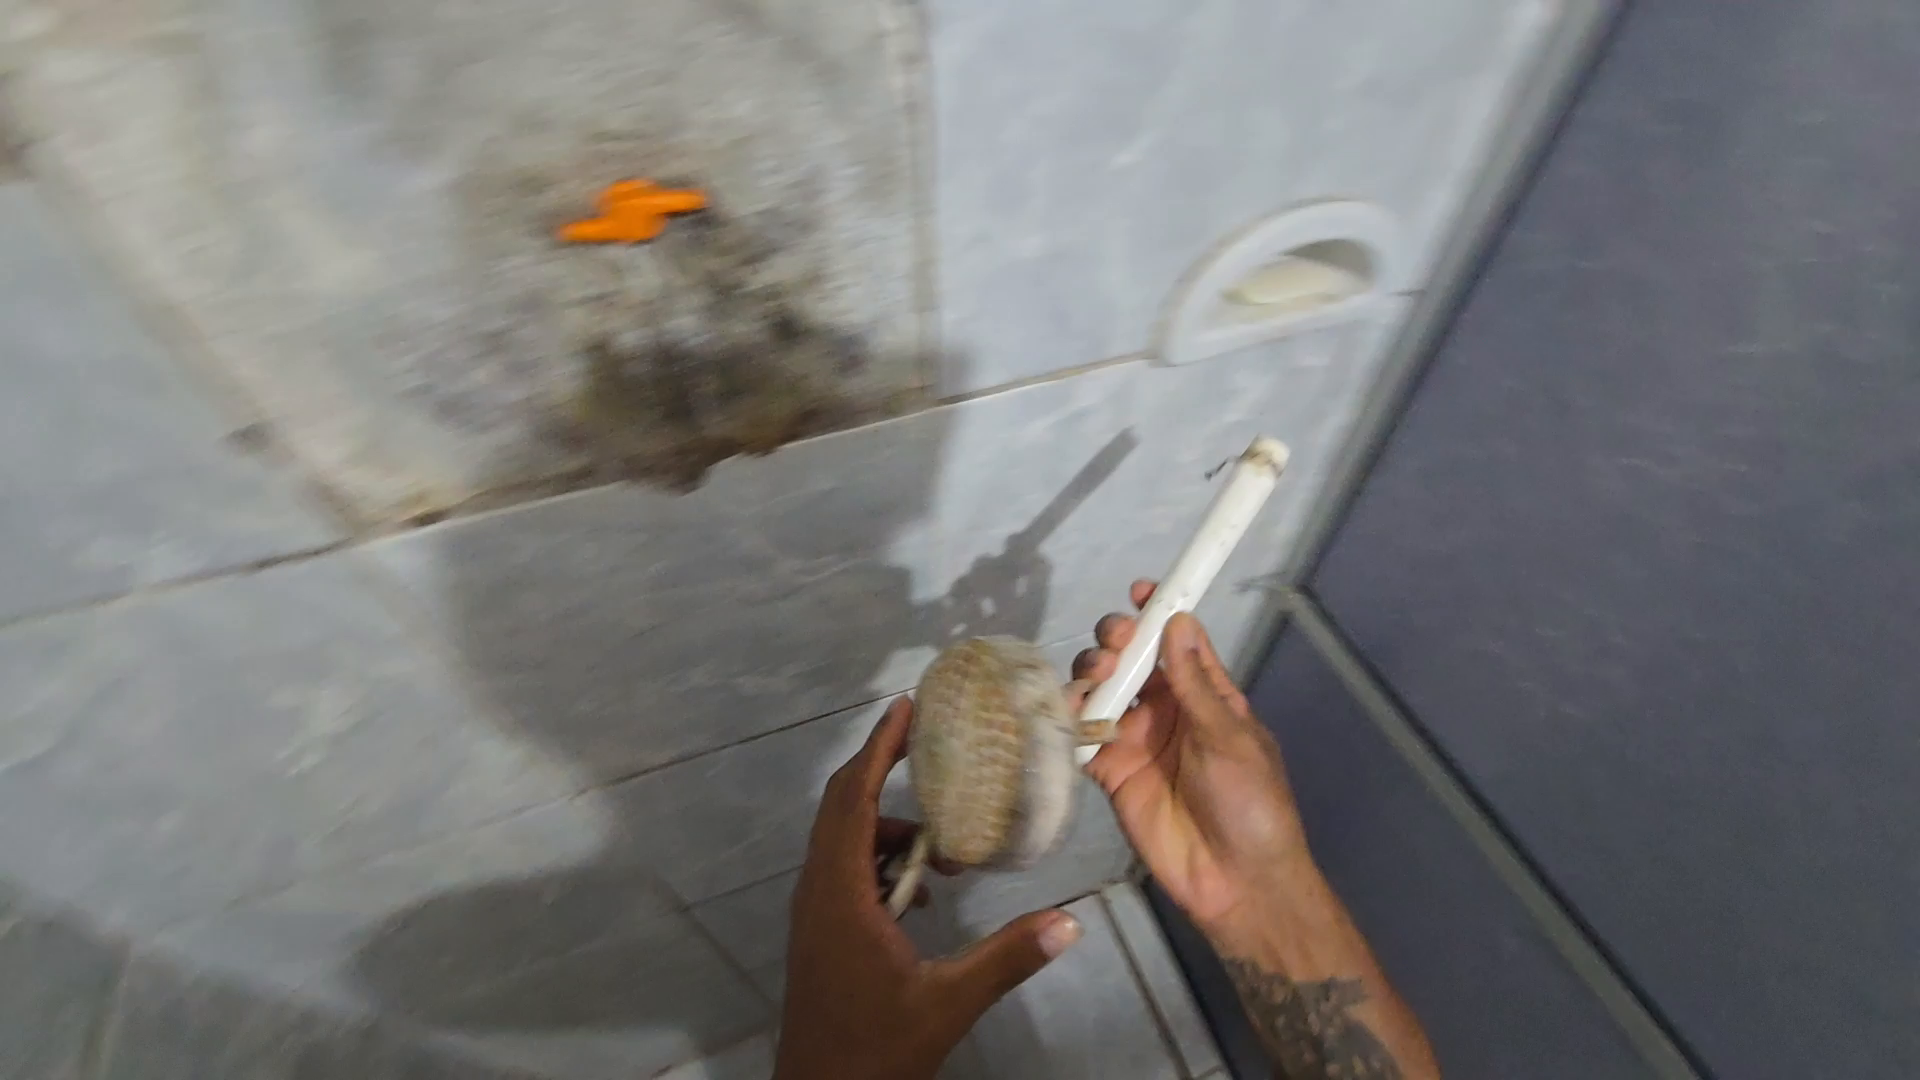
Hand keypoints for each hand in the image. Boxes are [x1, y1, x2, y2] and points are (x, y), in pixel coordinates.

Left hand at [774, 698, 1084, 1079]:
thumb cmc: (875, 1049)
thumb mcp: (947, 1003)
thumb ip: (1008, 958)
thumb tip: (1069, 921)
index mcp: (840, 890)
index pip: (853, 797)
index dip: (877, 747)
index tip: (904, 706)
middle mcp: (818, 886)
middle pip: (841, 803)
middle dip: (880, 765)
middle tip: (926, 739)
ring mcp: (815, 907)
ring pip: (845, 837)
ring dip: (888, 826)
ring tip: (942, 843)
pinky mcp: (820, 927)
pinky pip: (847, 868)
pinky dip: (881, 859)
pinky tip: (922, 890)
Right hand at [1072, 582, 1314, 939]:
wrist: (1236, 881)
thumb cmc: (1250, 802)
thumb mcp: (1228, 737)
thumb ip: (1195, 683)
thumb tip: (1179, 621)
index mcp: (1204, 695)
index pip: (1177, 642)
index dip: (1160, 612)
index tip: (1142, 590)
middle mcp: (1165, 708)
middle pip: (1130, 659)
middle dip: (1117, 641)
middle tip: (1116, 645)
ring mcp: (1135, 737)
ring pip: (1102, 688)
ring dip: (1092, 673)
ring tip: (1097, 678)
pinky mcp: (1109, 769)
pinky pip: (1083, 734)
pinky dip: (1071, 718)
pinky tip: (1069, 711)